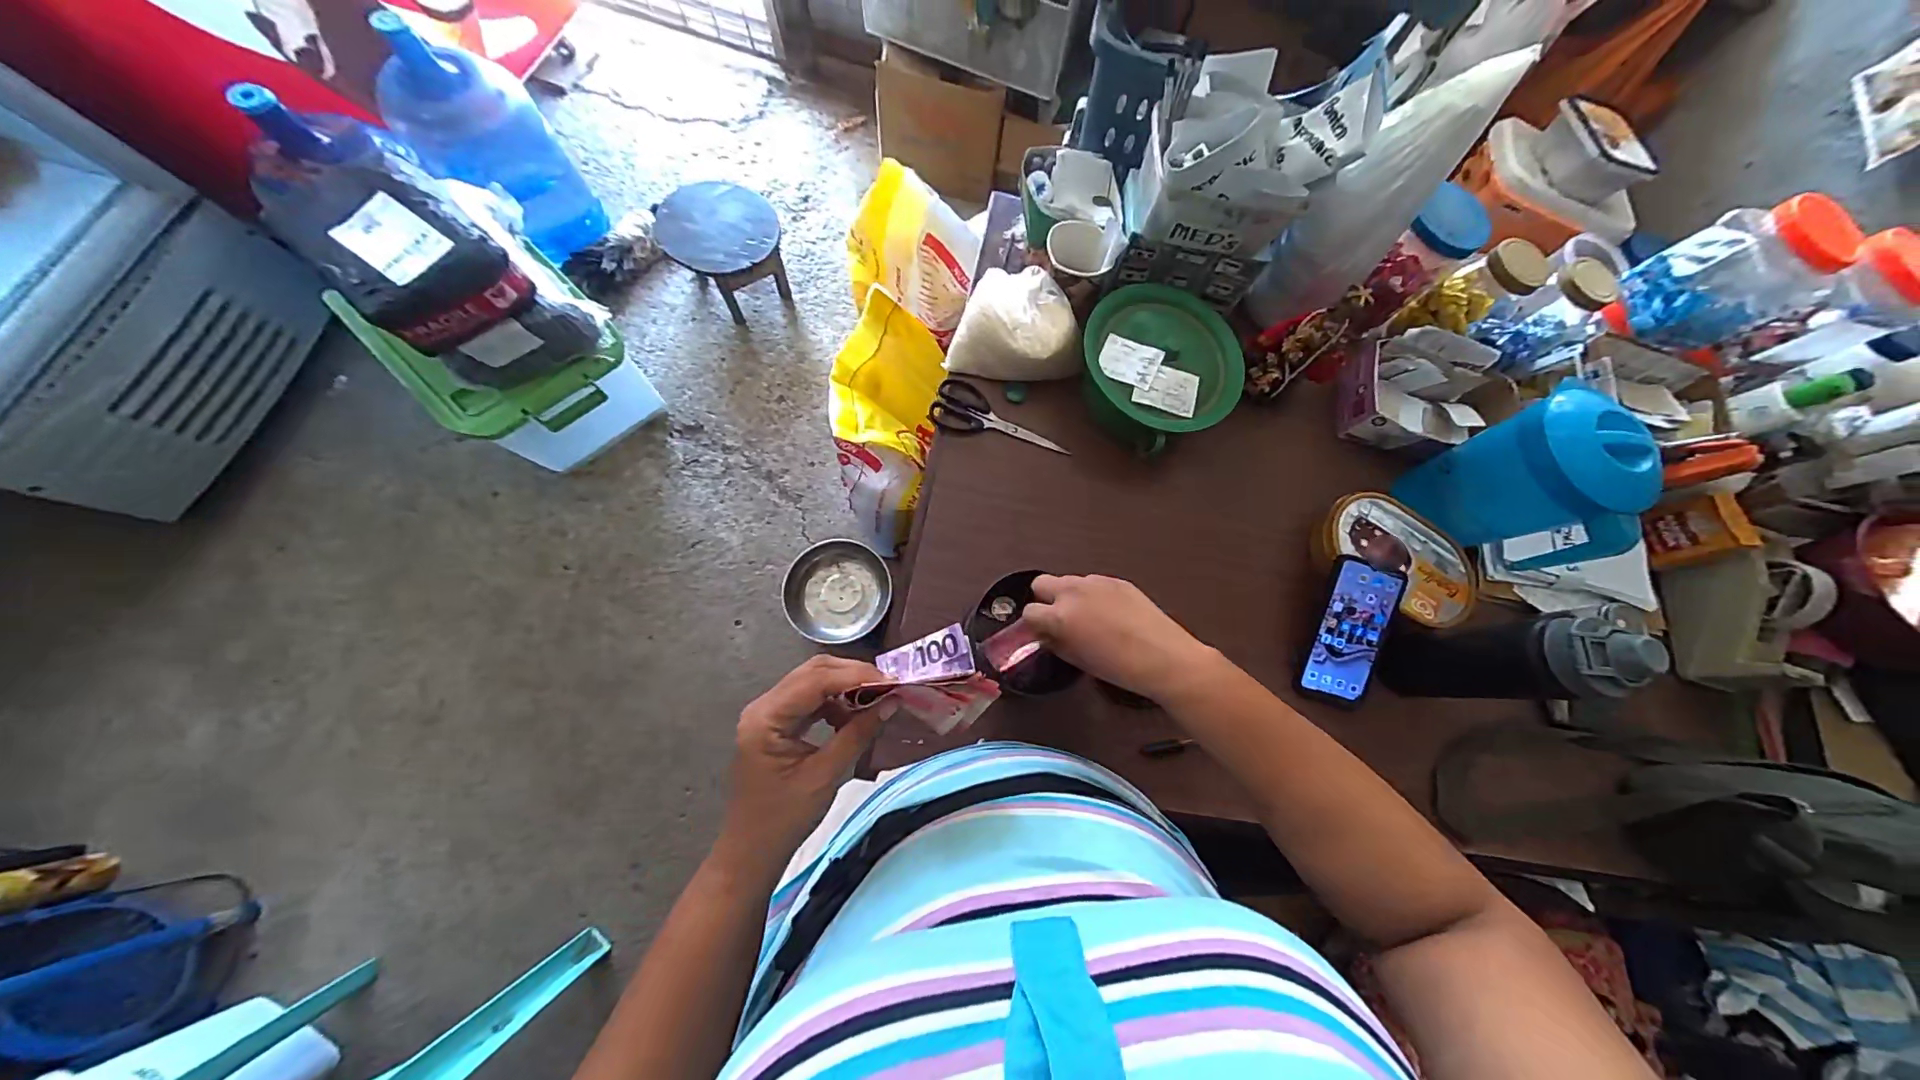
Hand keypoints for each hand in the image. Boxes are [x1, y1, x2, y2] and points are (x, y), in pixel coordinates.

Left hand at [720, 655, 892, 869]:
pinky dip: (836, 701)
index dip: (857, 676)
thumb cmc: (783, 819)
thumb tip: (890, 702)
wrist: (751, 852)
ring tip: (877, 699)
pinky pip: (810, 699)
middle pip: (813, 672)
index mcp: (767, 717)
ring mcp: (768, 713)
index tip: (893, 683)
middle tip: (890, 687)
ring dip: (847, 686)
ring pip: (813, 681)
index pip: (816, 680)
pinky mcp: (777, 723)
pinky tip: (855, 715)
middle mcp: (764, 706)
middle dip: (854, 675)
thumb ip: (857, 734)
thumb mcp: (825, 776)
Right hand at [1020, 574, 1218, 700]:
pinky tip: (1108, 614)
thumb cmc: (1122, 667)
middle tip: (1057, 619)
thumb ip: (1055, 643)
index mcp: (1060, 615)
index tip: (1041, 632)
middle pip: (1041, 583)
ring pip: (1069, 581)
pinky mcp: (1117, 581)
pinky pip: (1093, 583)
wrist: (1165, 657)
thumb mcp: (1078, 661)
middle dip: (1044, 599)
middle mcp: (1074, 592)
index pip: (1029, 611)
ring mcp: (1097, 583)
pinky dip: (1093, 594)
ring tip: (1087, 618)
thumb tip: (1046, 636)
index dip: (1034, 624)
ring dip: (1070, 595)